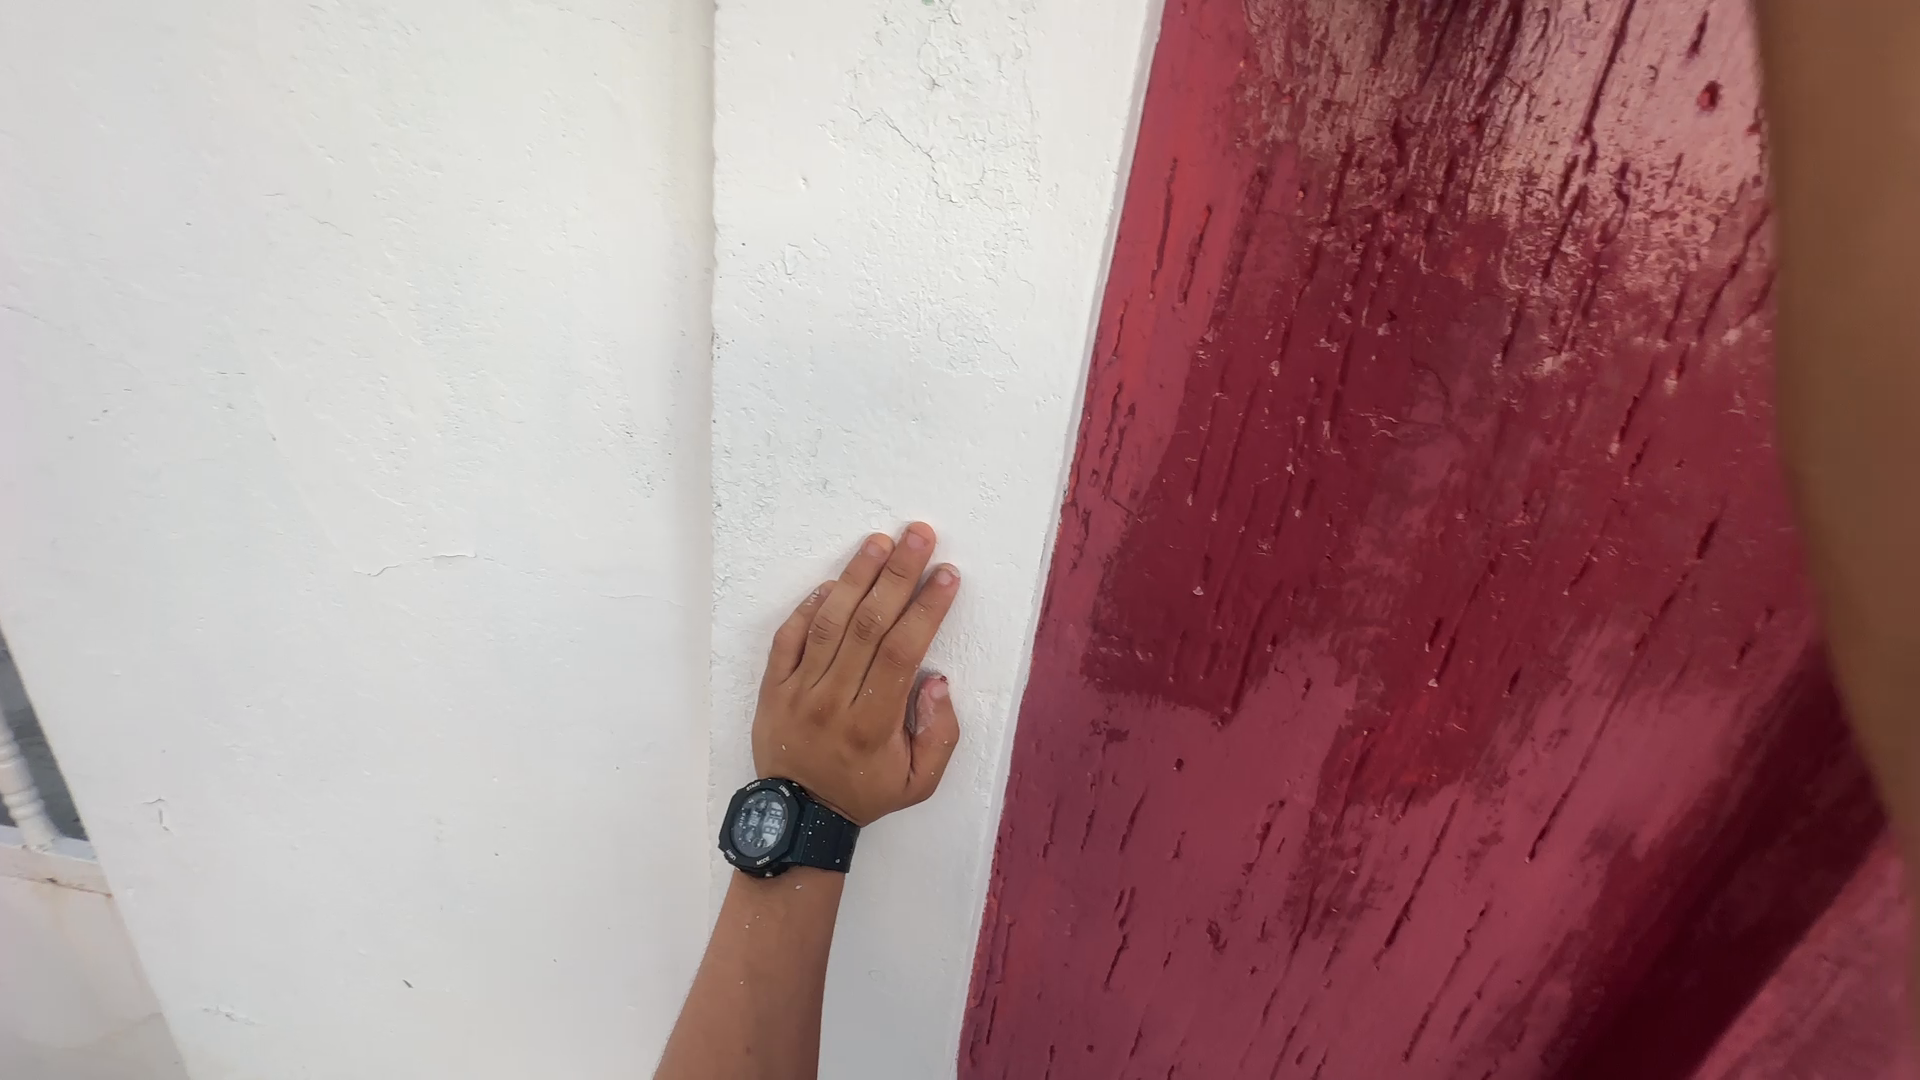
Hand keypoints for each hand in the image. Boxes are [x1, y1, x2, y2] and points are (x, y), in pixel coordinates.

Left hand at [752, 523, 962, 825]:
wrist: (800, 817)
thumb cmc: (865, 793)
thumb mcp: (919, 782)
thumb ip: (939, 734)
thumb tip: (937, 680)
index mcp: (873, 723)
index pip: (903, 651)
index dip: (927, 608)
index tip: (946, 574)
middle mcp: (834, 700)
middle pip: (869, 625)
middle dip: (898, 574)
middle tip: (919, 535)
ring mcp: (799, 690)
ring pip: (830, 623)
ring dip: (856, 577)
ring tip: (879, 541)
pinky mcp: (773, 687)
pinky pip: (788, 638)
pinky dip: (809, 607)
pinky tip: (834, 581)